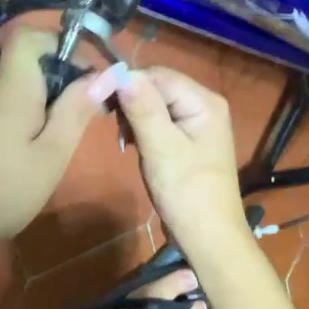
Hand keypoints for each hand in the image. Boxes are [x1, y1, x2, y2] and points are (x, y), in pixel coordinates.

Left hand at [0, 28, 110, 276]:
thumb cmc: (1, 194)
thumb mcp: (51, 157)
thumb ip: (76, 112)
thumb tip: (105, 73)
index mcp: (10, 88)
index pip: (29, 37)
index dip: (58, 46)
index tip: (82, 80)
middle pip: (21, 71)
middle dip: (52, 87)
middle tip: (72, 129)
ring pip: (5, 98)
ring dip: (30, 113)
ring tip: (43, 155)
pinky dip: (6, 129)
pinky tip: (9, 167)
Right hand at [116, 66, 251, 253]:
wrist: (207, 235)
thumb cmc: (186, 192)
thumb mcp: (161, 149)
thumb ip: (143, 109)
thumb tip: (120, 73)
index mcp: (204, 101)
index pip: (157, 75)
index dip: (127, 84)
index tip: (100, 105)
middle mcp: (204, 105)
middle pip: (157, 87)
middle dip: (131, 103)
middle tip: (116, 131)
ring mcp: (197, 124)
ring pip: (155, 105)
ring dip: (134, 118)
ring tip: (126, 143)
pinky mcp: (188, 141)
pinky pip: (160, 123)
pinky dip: (142, 131)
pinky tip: (135, 147)